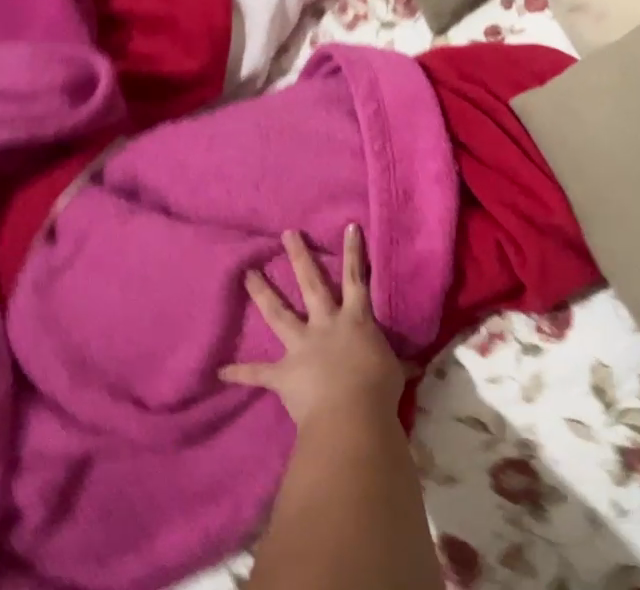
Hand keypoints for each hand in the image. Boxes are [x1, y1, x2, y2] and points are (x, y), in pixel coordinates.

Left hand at [220, 225, 403, 426]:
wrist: (351, 413)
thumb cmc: (379, 387)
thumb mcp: (396, 371)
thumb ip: (401, 365)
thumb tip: (419, 367)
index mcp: (356, 320)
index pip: (356, 278)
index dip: (354, 252)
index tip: (348, 227)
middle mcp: (327, 325)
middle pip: (312, 284)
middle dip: (299, 257)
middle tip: (287, 234)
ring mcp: (302, 346)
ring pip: (279, 314)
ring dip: (263, 294)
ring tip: (247, 274)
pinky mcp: (283, 373)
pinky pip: (258, 373)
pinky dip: (240, 373)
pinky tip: (220, 372)